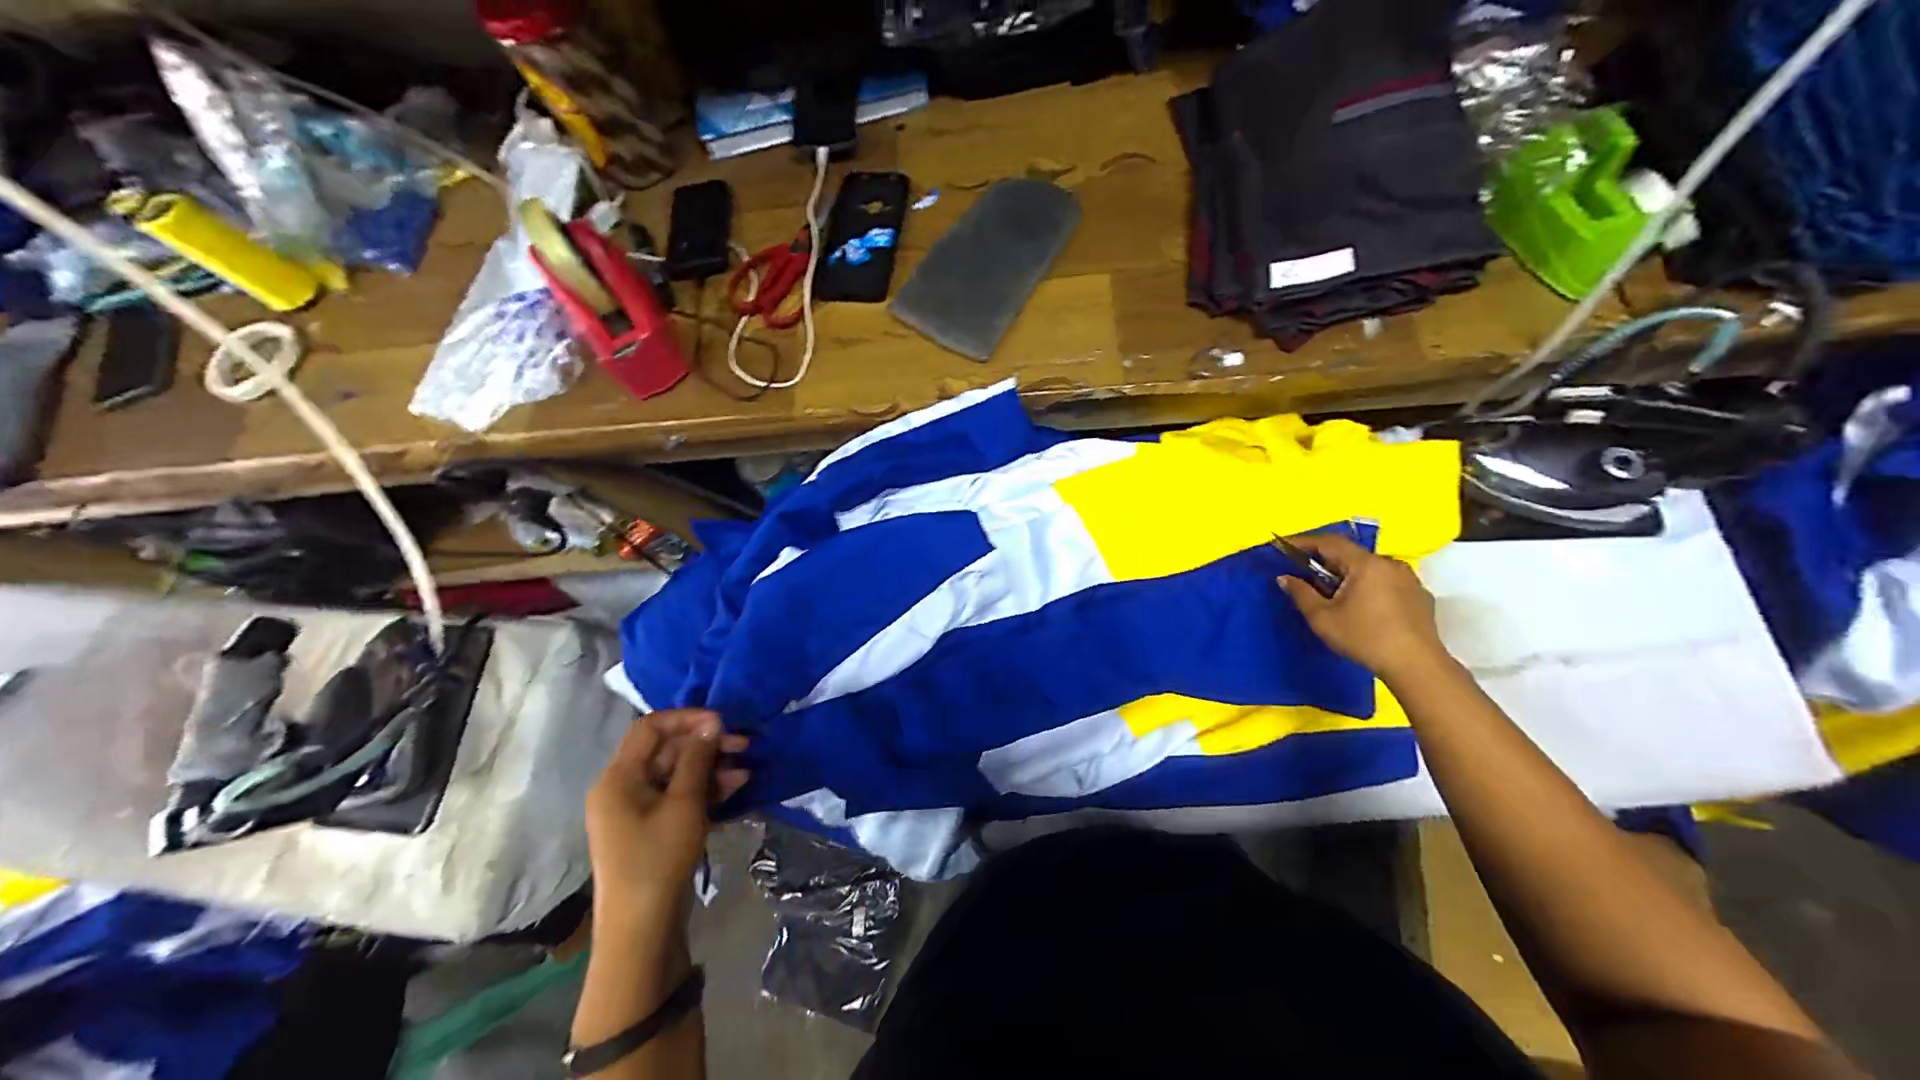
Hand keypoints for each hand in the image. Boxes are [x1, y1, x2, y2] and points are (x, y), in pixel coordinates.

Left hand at [585, 708, 749, 928]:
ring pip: (676, 775)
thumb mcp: (684, 804)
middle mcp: (622, 789)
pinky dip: (704, 791)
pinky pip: (677, 798)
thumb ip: (698, 759)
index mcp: (618, 778)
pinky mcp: (651, 831)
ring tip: (746, 772)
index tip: (722, 723)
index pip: (650, 728)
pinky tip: (735, 790)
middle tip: (744, 746)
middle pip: (666, 751)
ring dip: (711, 769)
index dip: (687, 719)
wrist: (641, 931)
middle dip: (706, 746)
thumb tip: (711, 723)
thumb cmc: (658, 859)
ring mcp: (635, 812)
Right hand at [1275, 532, 1450, 682]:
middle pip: (1351, 555)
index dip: (1304, 542)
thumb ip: (1301, 593)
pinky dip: (1370, 588)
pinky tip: (1364, 609)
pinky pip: (1388, 583)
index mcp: (1366, 564)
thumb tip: (1285, 577)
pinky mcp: (1420, 596)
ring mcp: (1409, 579)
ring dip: (1350, 576)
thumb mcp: (1323, 618)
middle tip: (1308, 578)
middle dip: (1327, 563)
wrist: (1417, 666)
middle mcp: (1390, 564)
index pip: (1330, 542)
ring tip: (1336, 597)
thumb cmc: (1364, 638)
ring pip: (1371, 569)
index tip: (1285, 547)